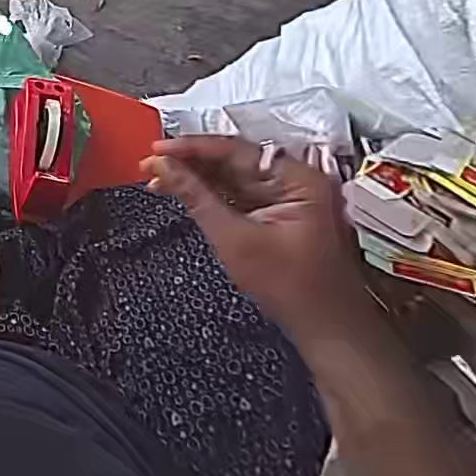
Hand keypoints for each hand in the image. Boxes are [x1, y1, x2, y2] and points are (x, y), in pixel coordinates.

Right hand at [140, 135, 369, 340]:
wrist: (325, 327)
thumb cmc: (291, 287)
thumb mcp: (233, 237)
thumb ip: (195, 196)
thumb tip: (163, 166)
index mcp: (297, 179)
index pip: (234, 150)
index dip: (191, 148)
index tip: (158, 148)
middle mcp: (294, 181)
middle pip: (230, 159)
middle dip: (188, 162)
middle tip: (151, 162)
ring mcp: (284, 196)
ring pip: (228, 175)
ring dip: (193, 176)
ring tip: (157, 177)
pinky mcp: (273, 211)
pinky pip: (233, 191)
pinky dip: (206, 192)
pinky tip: (180, 190)